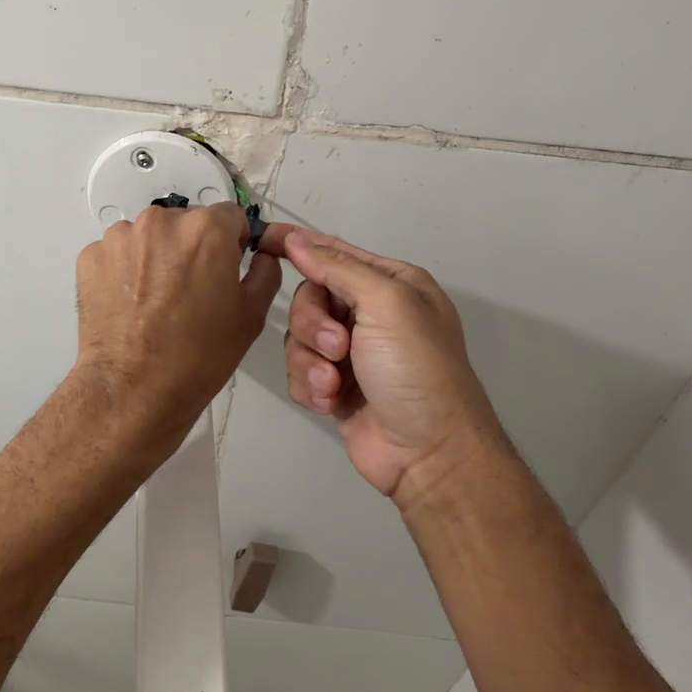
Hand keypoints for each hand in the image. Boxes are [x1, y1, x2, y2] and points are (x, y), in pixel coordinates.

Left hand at [74, 202, 280, 446]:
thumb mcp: (250, 316)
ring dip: (156, 258)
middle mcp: (161, 222)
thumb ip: (264, 274)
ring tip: (158, 302)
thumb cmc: (195, 357)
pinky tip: (134, 305)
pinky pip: (118, 254)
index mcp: (206, 230)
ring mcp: (121, 238)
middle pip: (186, 224)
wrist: (134, 388)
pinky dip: (126, 272)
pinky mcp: (92, 257)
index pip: (229, 216)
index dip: (232, 242)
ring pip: (149, 238)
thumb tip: (262, 258)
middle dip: (191, 250)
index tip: (227, 266)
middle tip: (191, 293)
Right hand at [263, 224, 506, 503]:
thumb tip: (298, 240)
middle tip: (337, 349)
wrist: (428, 451)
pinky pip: (299, 373)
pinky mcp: (334, 388)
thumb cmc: (416, 369)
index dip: (299, 246)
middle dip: (313, 325)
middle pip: (309, 298)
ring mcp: (352, 353)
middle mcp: (370, 314)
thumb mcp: (387, 304)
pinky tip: (329, 404)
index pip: (335, 254)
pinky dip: (309, 387)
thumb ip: (338, 267)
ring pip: (299, 338)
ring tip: (333, 386)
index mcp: (391, 284)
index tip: (263, 240)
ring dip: (310, 363)